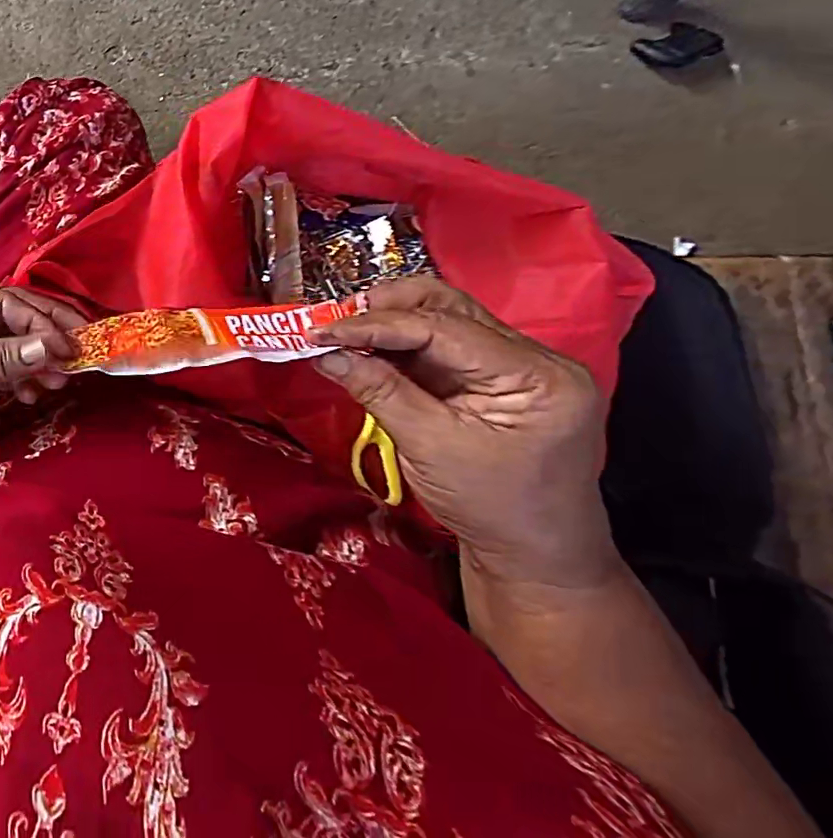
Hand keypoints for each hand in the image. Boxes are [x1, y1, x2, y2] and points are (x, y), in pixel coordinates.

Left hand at [0, 287, 84, 457]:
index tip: (68, 345)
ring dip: (41, 362)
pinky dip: (26, 380)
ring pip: (18, 347)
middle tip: (82, 355)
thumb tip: (52, 347)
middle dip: (48, 337)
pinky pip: (10, 371)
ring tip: (59, 382)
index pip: (6, 303)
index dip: (40, 321)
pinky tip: (35, 394)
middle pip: (17, 320)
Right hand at [306, 277, 621, 591]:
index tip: (319, 331)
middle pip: (448, 306)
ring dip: (385, 319)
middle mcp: (530, 357)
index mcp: (536, 374)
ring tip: (337, 330)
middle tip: (329, 321)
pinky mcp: (484, 376)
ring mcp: (508, 365)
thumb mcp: (430, 446)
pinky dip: (391, 341)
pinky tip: (359, 347)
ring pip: (440, 316)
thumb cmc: (492, 503)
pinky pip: (434, 343)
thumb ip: (379, 391)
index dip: (375, 324)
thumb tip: (324, 353)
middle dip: (383, 307)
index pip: (443, 328)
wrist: (532, 548)